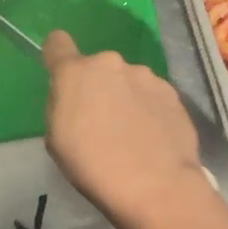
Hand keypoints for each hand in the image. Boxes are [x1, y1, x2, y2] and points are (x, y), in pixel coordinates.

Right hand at [42, 31, 213, 228]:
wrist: (157, 186)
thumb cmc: (93, 167)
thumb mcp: (56, 139)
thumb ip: (61, 105)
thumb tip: (73, 96)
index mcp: (75, 72)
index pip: (57, 42)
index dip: (56, 56)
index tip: (62, 79)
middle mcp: (111, 63)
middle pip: (97, 68)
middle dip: (97, 87)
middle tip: (101, 123)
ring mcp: (146, 76)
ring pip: (126, 80)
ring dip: (124, 97)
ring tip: (132, 135)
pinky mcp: (172, 92)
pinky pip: (150, 95)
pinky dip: (148, 109)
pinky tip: (152, 138)